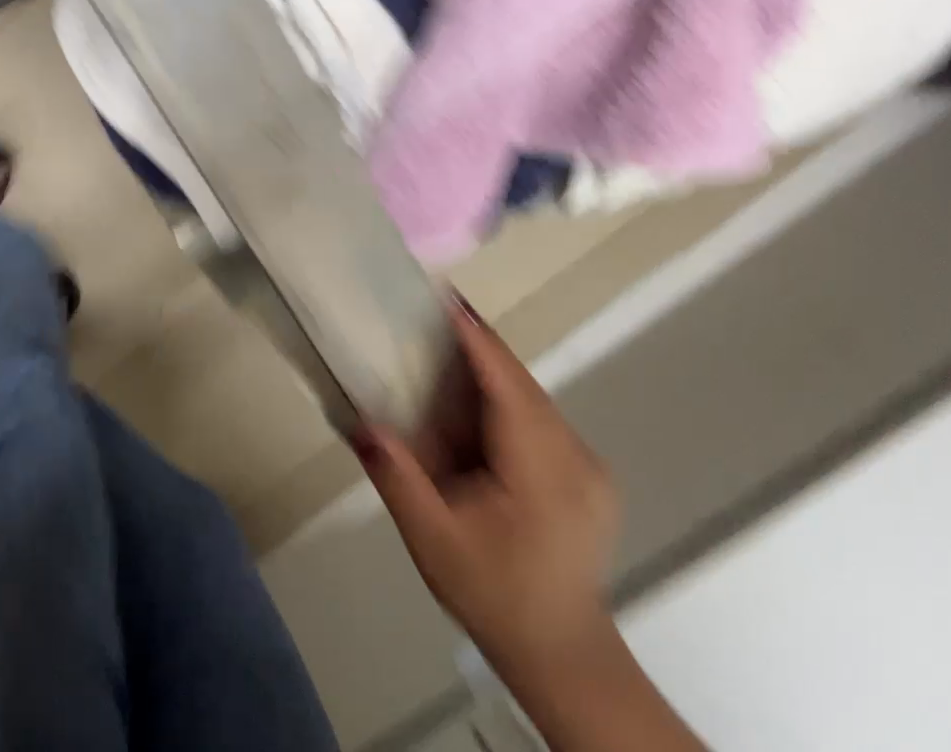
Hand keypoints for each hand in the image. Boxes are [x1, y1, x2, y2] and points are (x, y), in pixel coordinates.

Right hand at [356, 300, 619, 672]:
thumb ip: (398, 477)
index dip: (479, 345)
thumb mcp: (431, 538)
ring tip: (438, 354)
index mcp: (544, 474)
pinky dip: (501, 404)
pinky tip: (467, 410)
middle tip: (428, 320)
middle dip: (477, 353)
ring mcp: (588, 469)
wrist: (558, 648)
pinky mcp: (585, 478)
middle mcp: (577, 461)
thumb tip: (362, 423)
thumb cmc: (490, 591)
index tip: (449, 303)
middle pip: (523, 389)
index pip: (510, 391)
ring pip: (532, 404)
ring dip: (487, 379)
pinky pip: (539, 423)